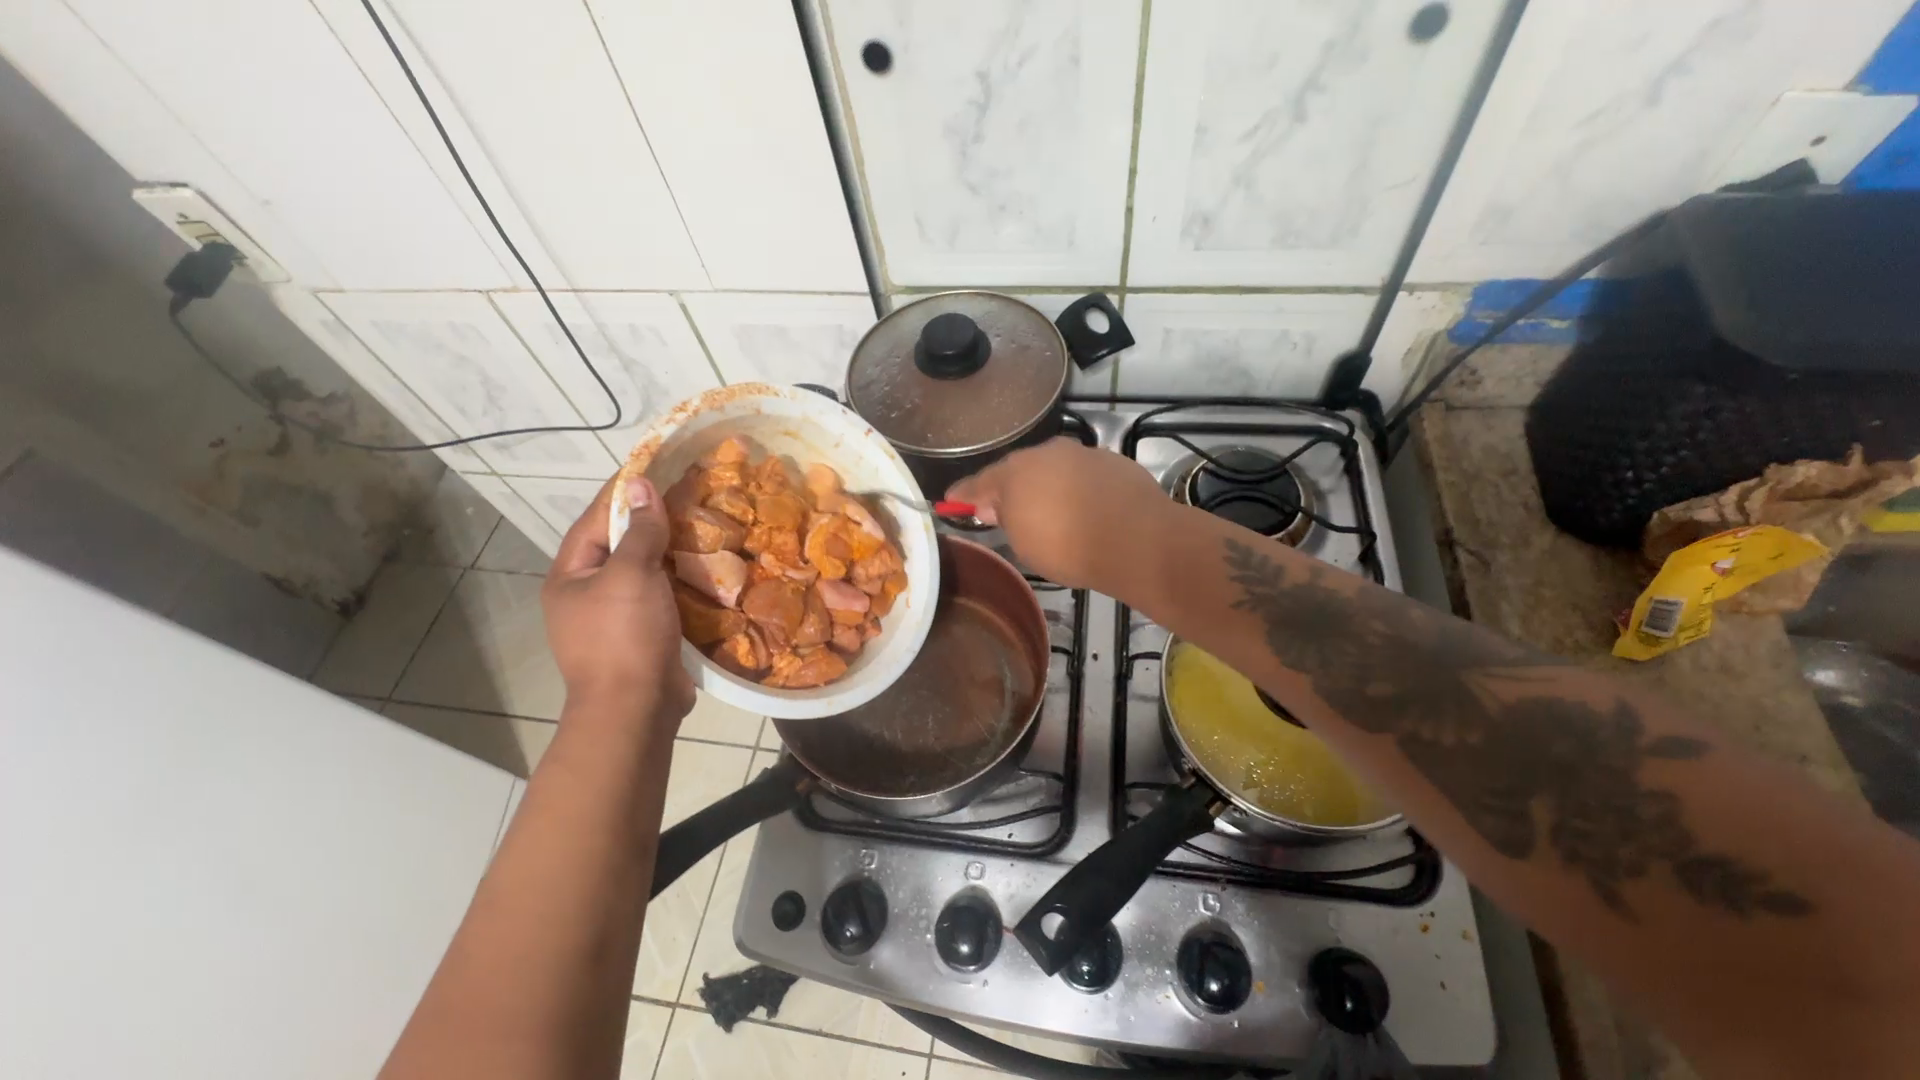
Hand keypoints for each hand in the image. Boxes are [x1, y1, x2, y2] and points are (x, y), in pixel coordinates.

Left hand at [543, 475, 694, 728]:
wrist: (635, 709)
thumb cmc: (623, 636)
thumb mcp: (631, 575)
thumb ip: (640, 530)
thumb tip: (641, 486)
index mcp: (570, 576)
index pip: (596, 519)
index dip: (625, 493)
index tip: (656, 468)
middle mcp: (586, 594)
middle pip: (620, 545)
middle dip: (653, 522)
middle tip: (689, 497)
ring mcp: (614, 619)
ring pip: (644, 573)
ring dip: (671, 554)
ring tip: (704, 529)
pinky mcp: (642, 637)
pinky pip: (661, 599)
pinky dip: (681, 584)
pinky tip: (707, 572)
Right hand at [947, 438, 1171, 590]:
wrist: (1136, 538)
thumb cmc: (1068, 546)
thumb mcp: (1024, 544)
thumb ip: (1005, 519)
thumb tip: (994, 506)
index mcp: (1015, 471)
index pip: (979, 482)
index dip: (964, 495)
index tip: (951, 501)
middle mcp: (1046, 452)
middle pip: (1019, 470)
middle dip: (1011, 488)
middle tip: (1007, 511)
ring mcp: (1083, 454)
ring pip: (1055, 469)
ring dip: (1049, 487)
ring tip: (1052, 514)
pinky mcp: (1114, 462)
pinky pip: (1086, 476)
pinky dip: (1080, 490)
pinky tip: (1087, 511)